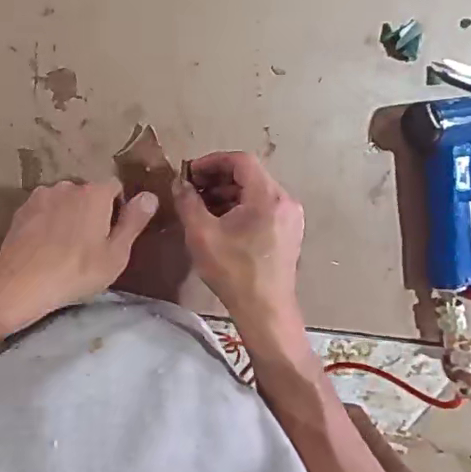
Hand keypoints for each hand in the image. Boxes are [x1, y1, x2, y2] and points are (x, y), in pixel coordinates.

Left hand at [0, 181, 157, 331]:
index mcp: (95, 193)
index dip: (119, 209)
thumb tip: (149, 195)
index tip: (114, 234)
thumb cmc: (75, 272)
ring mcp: (41, 195)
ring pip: (64, 201)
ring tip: (65, 247)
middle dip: (92, 211)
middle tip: (91, 245)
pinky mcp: (21, 209)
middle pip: (88, 193)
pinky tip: (46, 246)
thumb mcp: (115, 254)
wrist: (20, 284)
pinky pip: (44, 210)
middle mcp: (68, 185)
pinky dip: (48, 222)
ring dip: (69, 216)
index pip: (116, 187)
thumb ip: (134, 221)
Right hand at [172, 152, 304, 321]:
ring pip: (256, 192)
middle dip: (218, 178)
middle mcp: (285, 201)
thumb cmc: (233, 272)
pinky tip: (220, 222)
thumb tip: (179, 183)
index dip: (212, 161)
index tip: (190, 173)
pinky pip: (263, 207)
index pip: (241, 160)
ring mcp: (290, 218)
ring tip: (202, 207)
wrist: (265, 311)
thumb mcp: (201, 234)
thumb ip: (188, 202)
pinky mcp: (289, 233)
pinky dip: (240, 207)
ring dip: (227, 193)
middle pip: (250, 175)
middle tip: (192, 190)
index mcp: (268, 196)